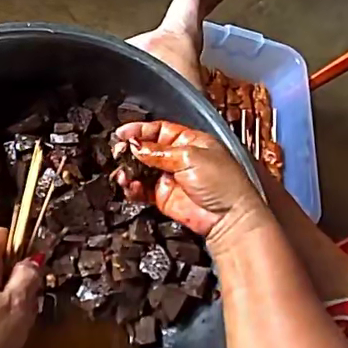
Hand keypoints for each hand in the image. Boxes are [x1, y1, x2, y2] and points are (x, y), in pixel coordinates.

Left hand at [0, 229, 41, 347]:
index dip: (23, 244)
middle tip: (29, 299)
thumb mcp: (18, 305)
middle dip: (18, 277)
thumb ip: (29, 276)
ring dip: (10, 298)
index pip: (2, 235)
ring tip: (16, 321)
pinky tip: (3, 334)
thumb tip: (33, 261)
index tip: (37, 263)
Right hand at [114, 120, 269, 245]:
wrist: (227, 218)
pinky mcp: (162, 196)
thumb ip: (159, 151)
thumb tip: (135, 146)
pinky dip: (132, 188)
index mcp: (189, 141)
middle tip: (120, 152)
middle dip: (131, 150)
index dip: (140, 130)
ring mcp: (169, 177)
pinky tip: (129, 186)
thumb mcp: (190, 157)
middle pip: (146, 149)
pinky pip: (141, 189)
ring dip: (128, 170)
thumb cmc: (223, 184)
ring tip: (123, 174)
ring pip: (140, 169)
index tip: (123, 133)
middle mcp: (177, 157)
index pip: (158, 130)